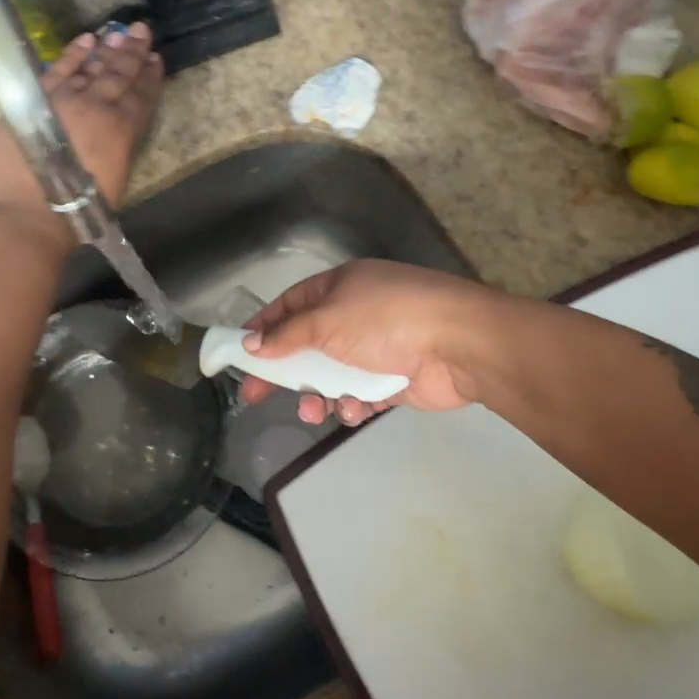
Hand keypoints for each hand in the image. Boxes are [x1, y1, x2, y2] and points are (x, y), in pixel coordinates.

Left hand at [0, 23, 162, 247]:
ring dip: (107, 49)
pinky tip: (85, 41)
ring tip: (120, 33)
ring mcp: (65, 98)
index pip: (141, 98)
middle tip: (142, 29)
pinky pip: (58, 68)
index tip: (156, 59)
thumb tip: (119, 131)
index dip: (150, 78)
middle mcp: (98, 107)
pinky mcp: (35, 97)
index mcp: (122, 131)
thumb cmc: (76, 212)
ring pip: (91, 67)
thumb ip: (119, 150)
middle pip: (118, 74)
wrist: (28, 212)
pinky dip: (73, 54)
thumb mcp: (115, 183)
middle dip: (132, 52)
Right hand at [238, 260, 506, 425]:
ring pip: (331, 376)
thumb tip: (252, 344)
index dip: (263, 327)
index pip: (290, 306)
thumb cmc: (387, 320)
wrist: (459, 344)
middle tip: (253, 397)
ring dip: (317, 394)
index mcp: (339, 288)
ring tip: (313, 411)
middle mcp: (355, 315)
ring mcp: (376, 348)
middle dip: (283, 371)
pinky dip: (351, 404)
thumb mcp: (327, 320)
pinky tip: (353, 409)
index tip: (239, 352)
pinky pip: (359, 394)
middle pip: (306, 345)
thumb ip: (288, 335)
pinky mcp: (394, 380)